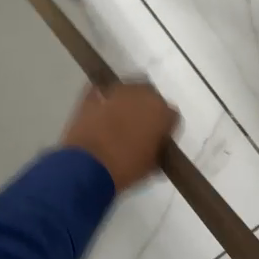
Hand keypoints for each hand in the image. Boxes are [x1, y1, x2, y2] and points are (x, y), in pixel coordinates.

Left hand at [61, 82, 178, 191]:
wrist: (87, 165)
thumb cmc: (125, 168)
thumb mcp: (152, 164)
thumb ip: (158, 147)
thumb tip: (154, 143)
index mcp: (163, 112)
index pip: (170, 116)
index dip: (163, 128)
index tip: (157, 139)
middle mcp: (144, 93)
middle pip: (149, 98)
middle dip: (145, 110)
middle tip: (137, 128)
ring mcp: (117, 90)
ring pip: (127, 92)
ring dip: (125, 103)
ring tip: (117, 120)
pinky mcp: (94, 92)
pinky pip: (104, 93)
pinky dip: (104, 101)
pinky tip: (100, 114)